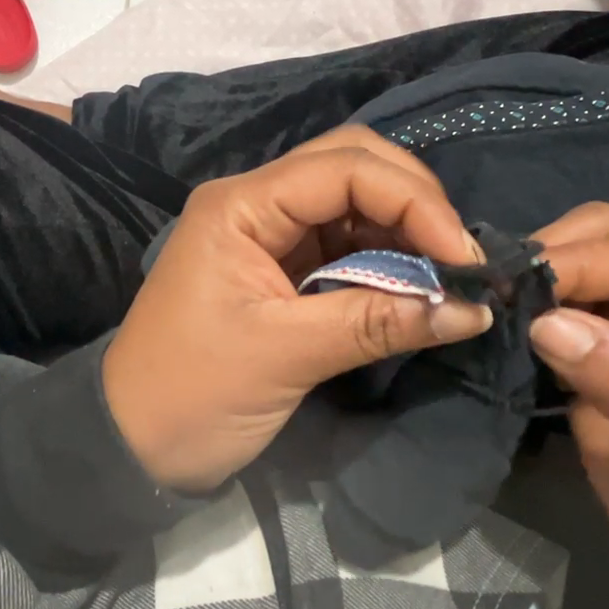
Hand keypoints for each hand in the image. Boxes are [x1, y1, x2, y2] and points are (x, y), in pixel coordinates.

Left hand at [104, 127, 492, 493]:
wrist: (134, 442)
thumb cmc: (193, 394)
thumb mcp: (285, 356)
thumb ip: (378, 322)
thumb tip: (474, 307)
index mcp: (239, 205)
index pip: (342, 167)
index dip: (413, 201)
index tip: (461, 257)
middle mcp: (252, 204)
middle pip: (349, 167)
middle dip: (413, 203)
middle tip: (459, 258)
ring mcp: (264, 235)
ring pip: (351, 204)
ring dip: (404, 232)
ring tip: (449, 276)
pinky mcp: (277, 270)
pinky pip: (343, 246)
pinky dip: (384, 261)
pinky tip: (415, 287)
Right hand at [529, 204, 608, 608]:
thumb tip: (546, 322)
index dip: (583, 263)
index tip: (509, 277)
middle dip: (555, 254)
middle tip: (493, 284)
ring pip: (585, 272)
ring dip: (536, 278)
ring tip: (486, 298)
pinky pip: (562, 319)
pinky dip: (528, 314)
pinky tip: (495, 321)